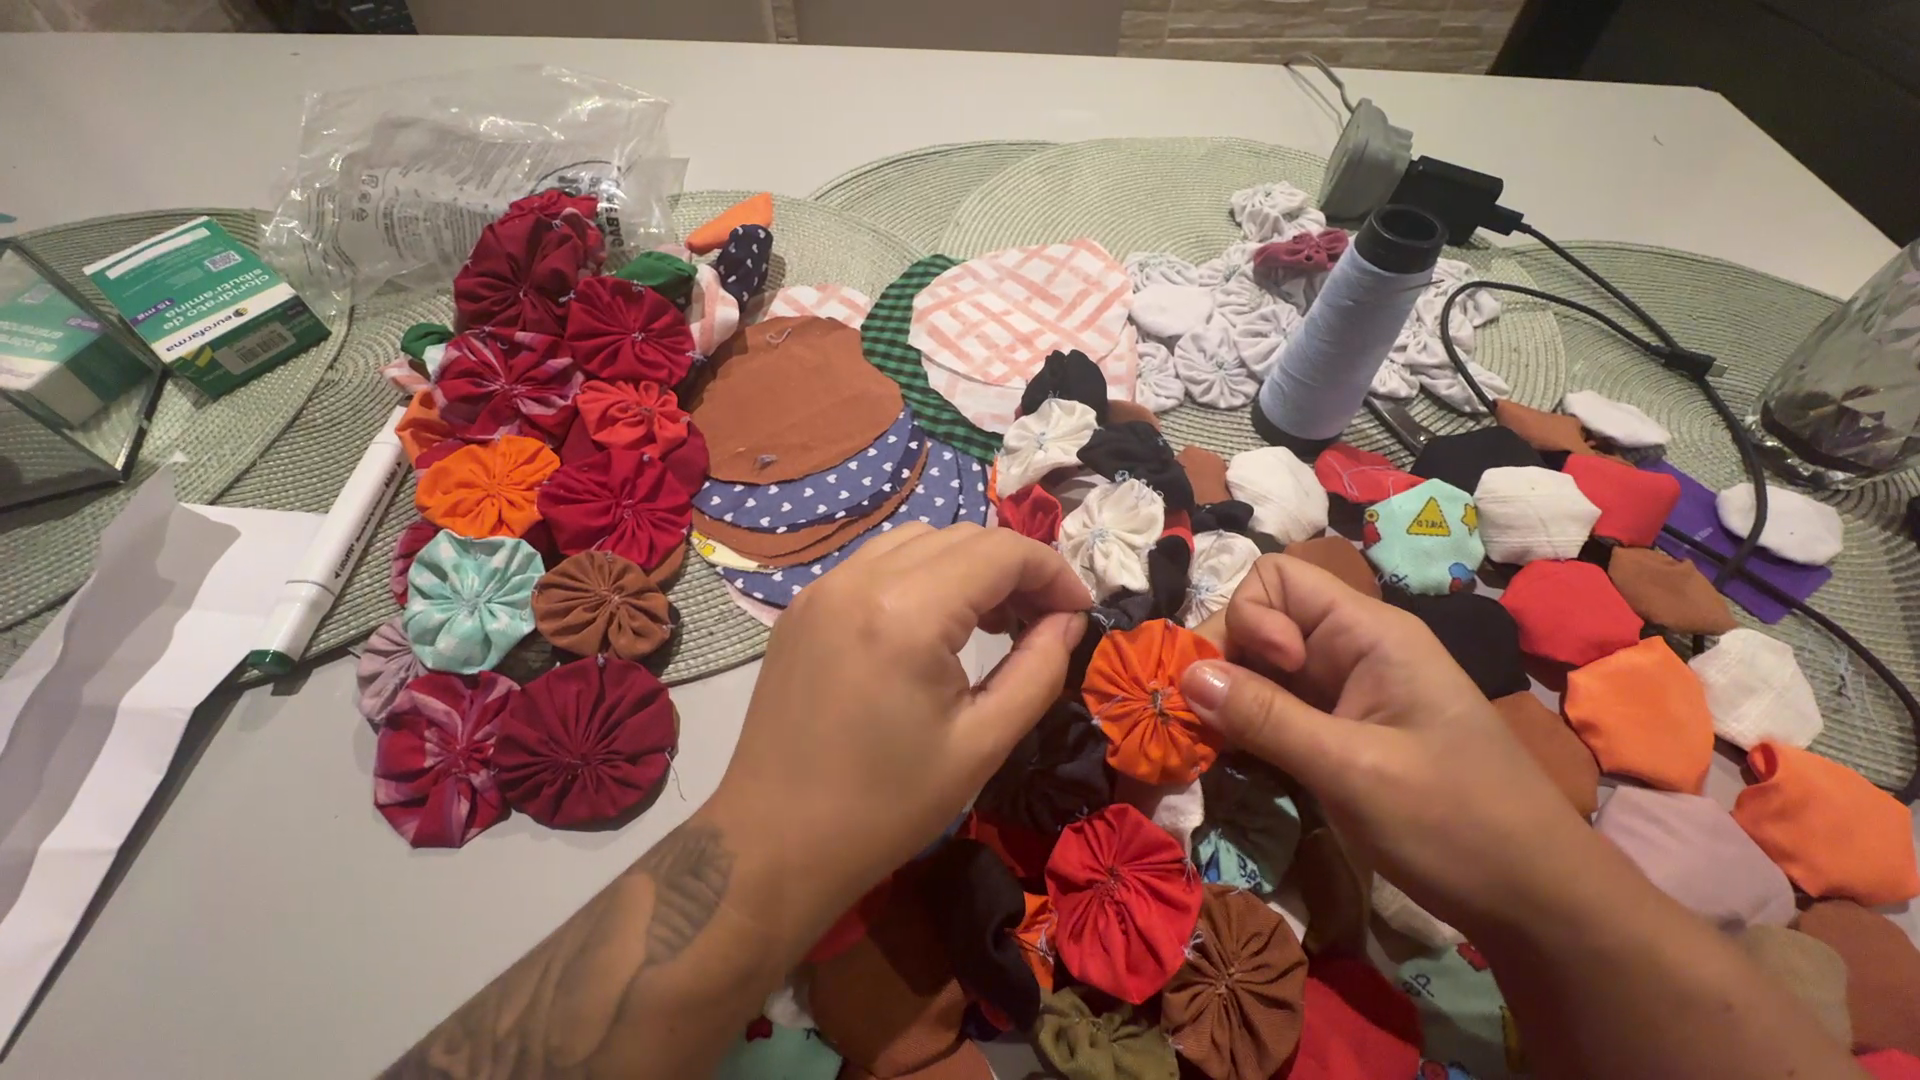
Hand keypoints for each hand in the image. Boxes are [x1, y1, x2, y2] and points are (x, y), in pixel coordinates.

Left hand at [712, 523, 1089, 923]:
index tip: (1079, 611)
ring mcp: (823, 588)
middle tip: (1042, 621)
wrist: (775, 842)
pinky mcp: (804, 607)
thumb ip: (1039, 670)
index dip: (1053, 571)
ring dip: (968, 565)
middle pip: (963, 536)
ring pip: (918, 540)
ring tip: (991, 621)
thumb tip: (1069, 619)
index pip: (1000, 551)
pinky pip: (877, 563)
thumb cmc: (886, 806)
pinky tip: (933, 625)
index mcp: (906, 613)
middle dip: (1015, 567)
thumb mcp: (982, 744)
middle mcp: (859, 580)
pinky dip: (921, 575)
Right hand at [1181, 554, 1593, 938]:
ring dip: (1226, 701)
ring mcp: (1341, 694)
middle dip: (1221, 662)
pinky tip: (1230, 761)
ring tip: (1207, 746)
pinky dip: (1244, 729)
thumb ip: (1266, 717)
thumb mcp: (1353, 770)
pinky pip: (1272, 710)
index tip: (1252, 674)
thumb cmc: (1456, 824)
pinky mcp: (1334, 734)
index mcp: (1368, 634)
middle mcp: (1349, 651)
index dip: (1250, 618)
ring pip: (1258, 670)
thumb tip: (1185, 673)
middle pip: (1258, 623)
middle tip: (1203, 722)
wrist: (1536, 902)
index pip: (1278, 579)